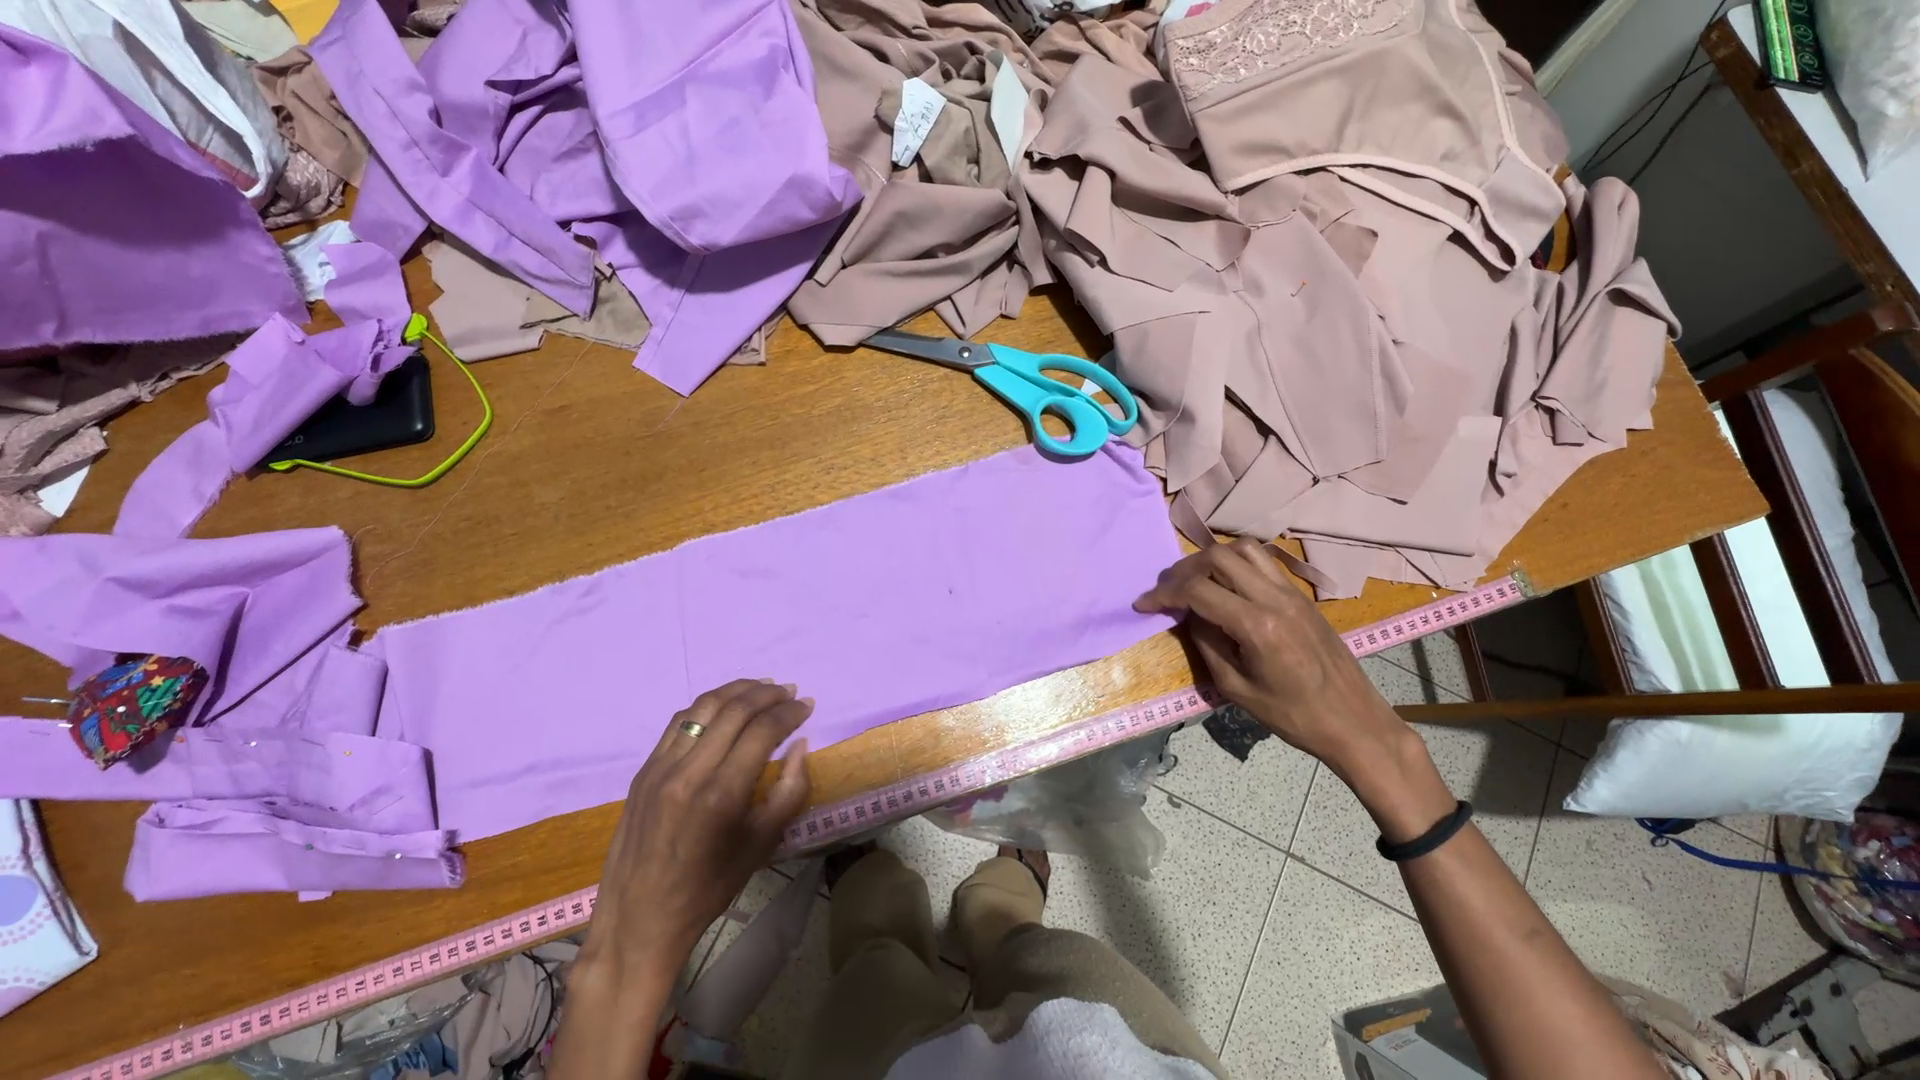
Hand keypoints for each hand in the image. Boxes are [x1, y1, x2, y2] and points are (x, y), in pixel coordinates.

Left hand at [579, 679, 813, 986]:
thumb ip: (790, 790)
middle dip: (768, 694)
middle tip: (790, 692)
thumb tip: (801, 744)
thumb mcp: (762, 845)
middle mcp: (689, 772)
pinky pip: (678, 723)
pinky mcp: (644, 770)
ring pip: (703, 707)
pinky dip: (706, 707)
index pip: (763, 731)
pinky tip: (723, 708)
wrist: (641, 917)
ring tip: (762, 688)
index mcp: (722, 794)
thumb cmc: (710, 887)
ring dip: (736, 691)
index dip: (790, 712)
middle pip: (734, 710)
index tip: (808, 706)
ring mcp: (661, 767)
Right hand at [1134, 540, 1410, 777]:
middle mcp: (1275, 598)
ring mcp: (1292, 593)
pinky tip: (1225, 586)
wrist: (1353, 721)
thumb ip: (1208, 644)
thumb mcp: (1237, 689)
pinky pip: (1262, 563)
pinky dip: (1235, 564)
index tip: (1144, 604)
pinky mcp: (1302, 596)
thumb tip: (1191, 615)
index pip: (1198, 590)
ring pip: (1243, 550)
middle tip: (1166, 591)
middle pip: (1217, 557)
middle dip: (1183, 570)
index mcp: (1257, 625)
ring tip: (1194, 582)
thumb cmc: (1293, 716)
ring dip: (1211, 559)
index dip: (1164, 593)